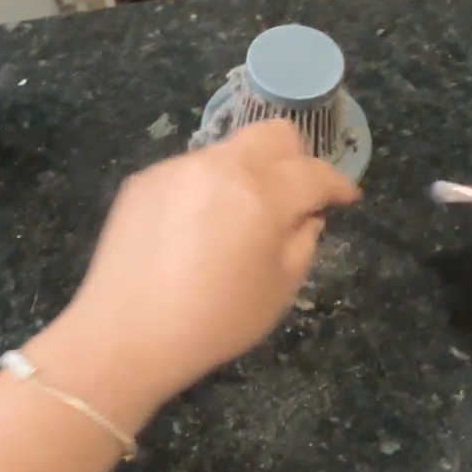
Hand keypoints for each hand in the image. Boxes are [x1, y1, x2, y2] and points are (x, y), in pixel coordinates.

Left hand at [34, 120, 360, 419]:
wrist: (125, 337)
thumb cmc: (214, 321)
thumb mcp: (280, 290)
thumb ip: (303, 241)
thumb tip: (305, 215)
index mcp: (262, 194)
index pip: (314, 173)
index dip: (338, 185)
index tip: (346, 199)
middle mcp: (220, 167)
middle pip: (273, 134)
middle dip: (296, 159)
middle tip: (296, 196)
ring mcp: (178, 168)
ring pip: (229, 152)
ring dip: (248, 175)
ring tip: (237, 221)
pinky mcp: (145, 180)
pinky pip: (191, 171)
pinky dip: (208, 190)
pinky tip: (194, 232)